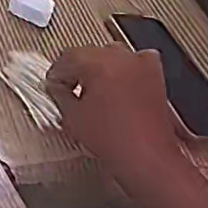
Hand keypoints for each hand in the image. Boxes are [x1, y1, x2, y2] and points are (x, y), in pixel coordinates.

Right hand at [48, 47, 199, 179]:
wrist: (146, 155)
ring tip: (91, 89)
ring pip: (110, 55)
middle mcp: (121, 58)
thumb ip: (60, 94)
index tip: (53, 84)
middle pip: (88, 53)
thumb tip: (57, 88)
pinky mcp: (155, 76)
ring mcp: (140, 65)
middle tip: (67, 88)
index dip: (56, 73)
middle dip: (75, 69)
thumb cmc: (115, 138)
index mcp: (97, 63)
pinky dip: (124, 69)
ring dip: (98, 68)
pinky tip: (116, 84)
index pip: (67, 58)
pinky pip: (135, 62)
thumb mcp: (72, 116)